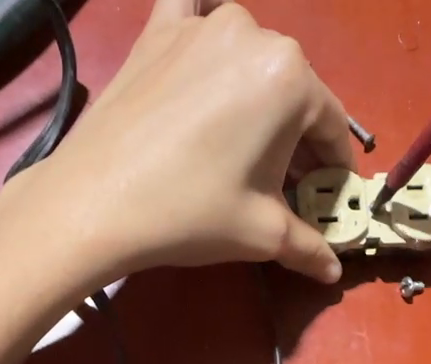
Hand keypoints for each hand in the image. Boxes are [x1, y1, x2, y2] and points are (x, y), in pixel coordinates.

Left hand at [0, 0, 354, 284]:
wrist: (95, 201)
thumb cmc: (191, 213)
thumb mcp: (262, 234)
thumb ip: (309, 247)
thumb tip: (333, 271)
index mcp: (291, 77)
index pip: (333, 127)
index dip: (336, 171)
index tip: (329, 199)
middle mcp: (254, 33)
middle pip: (293, 94)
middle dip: (297, 139)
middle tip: (285, 185)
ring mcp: (201, 23)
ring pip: (250, 61)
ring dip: (258, 98)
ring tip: (243, 145)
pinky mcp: (158, 29)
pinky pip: (193, 14)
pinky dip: (204, 33)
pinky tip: (204, 55)